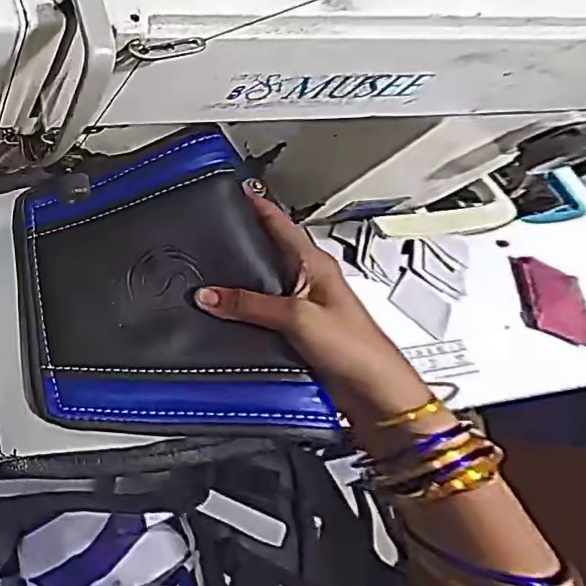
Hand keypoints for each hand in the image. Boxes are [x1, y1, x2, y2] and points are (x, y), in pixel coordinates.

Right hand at [195, 187, 429, 418]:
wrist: (376, 395)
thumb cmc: (357, 349)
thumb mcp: (296, 317)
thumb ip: (249, 304)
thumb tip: (209, 294)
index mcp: (315, 264)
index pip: (280, 224)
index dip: (258, 205)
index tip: (237, 190)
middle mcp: (309, 280)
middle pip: (269, 251)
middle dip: (243, 239)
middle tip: (217, 225)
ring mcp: (303, 305)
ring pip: (263, 282)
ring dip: (240, 278)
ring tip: (214, 266)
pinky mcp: (298, 330)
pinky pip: (263, 311)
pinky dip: (244, 308)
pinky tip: (228, 312)